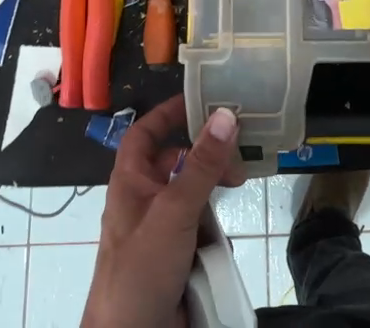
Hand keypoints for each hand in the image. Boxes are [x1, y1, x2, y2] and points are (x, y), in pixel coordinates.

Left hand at [82, 96, 244, 327]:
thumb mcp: (175, 210)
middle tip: (238, 153)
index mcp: (130, 182)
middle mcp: (143, 201)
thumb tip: (227, 114)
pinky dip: (214, 230)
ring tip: (239, 187)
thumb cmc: (141, 268)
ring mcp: (159, 232)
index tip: (201, 101)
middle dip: (205, 157)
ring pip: (192, 197)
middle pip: (176, 164)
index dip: (168, 114)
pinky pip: (199, 231)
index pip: (145, 134)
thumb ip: (203, 164)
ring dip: (212, 195)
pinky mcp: (176, 259)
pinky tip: (226, 234)